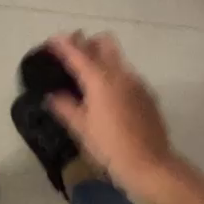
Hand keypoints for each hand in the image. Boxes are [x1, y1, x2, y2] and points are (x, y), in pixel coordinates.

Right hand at [43, 33, 183, 197]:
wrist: (150, 163)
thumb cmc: (110, 148)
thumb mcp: (82, 129)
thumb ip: (66, 107)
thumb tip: (52, 96)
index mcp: (100, 80)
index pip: (78, 54)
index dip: (64, 44)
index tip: (53, 39)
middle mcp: (120, 74)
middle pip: (104, 43)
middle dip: (88, 42)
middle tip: (74, 53)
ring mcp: (137, 82)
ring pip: (118, 57)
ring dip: (102, 57)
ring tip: (88, 75)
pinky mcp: (147, 93)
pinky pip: (128, 74)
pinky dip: (115, 75)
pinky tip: (108, 94)